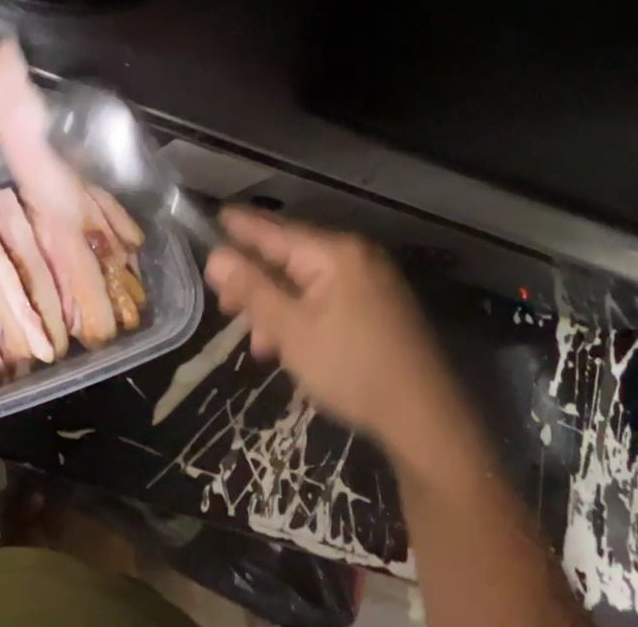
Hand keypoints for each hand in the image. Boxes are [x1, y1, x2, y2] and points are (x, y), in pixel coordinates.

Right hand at [204, 209, 451, 446]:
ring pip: (306, 281)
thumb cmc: (352, 369)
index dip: (239, 226)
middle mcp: (356, 256)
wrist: (426, 419)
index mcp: (334, 253)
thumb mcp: (291, 330)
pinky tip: (288, 344)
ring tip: (259, 341)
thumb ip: (252, 289)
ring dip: (276, 305)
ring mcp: (372, 280)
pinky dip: (302, 313)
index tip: (211, 216)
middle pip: (289, 256)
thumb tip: (216, 256)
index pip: (273, 230)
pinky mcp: (380, 305)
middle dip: (255, 280)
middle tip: (226, 306)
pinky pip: (327, 296)